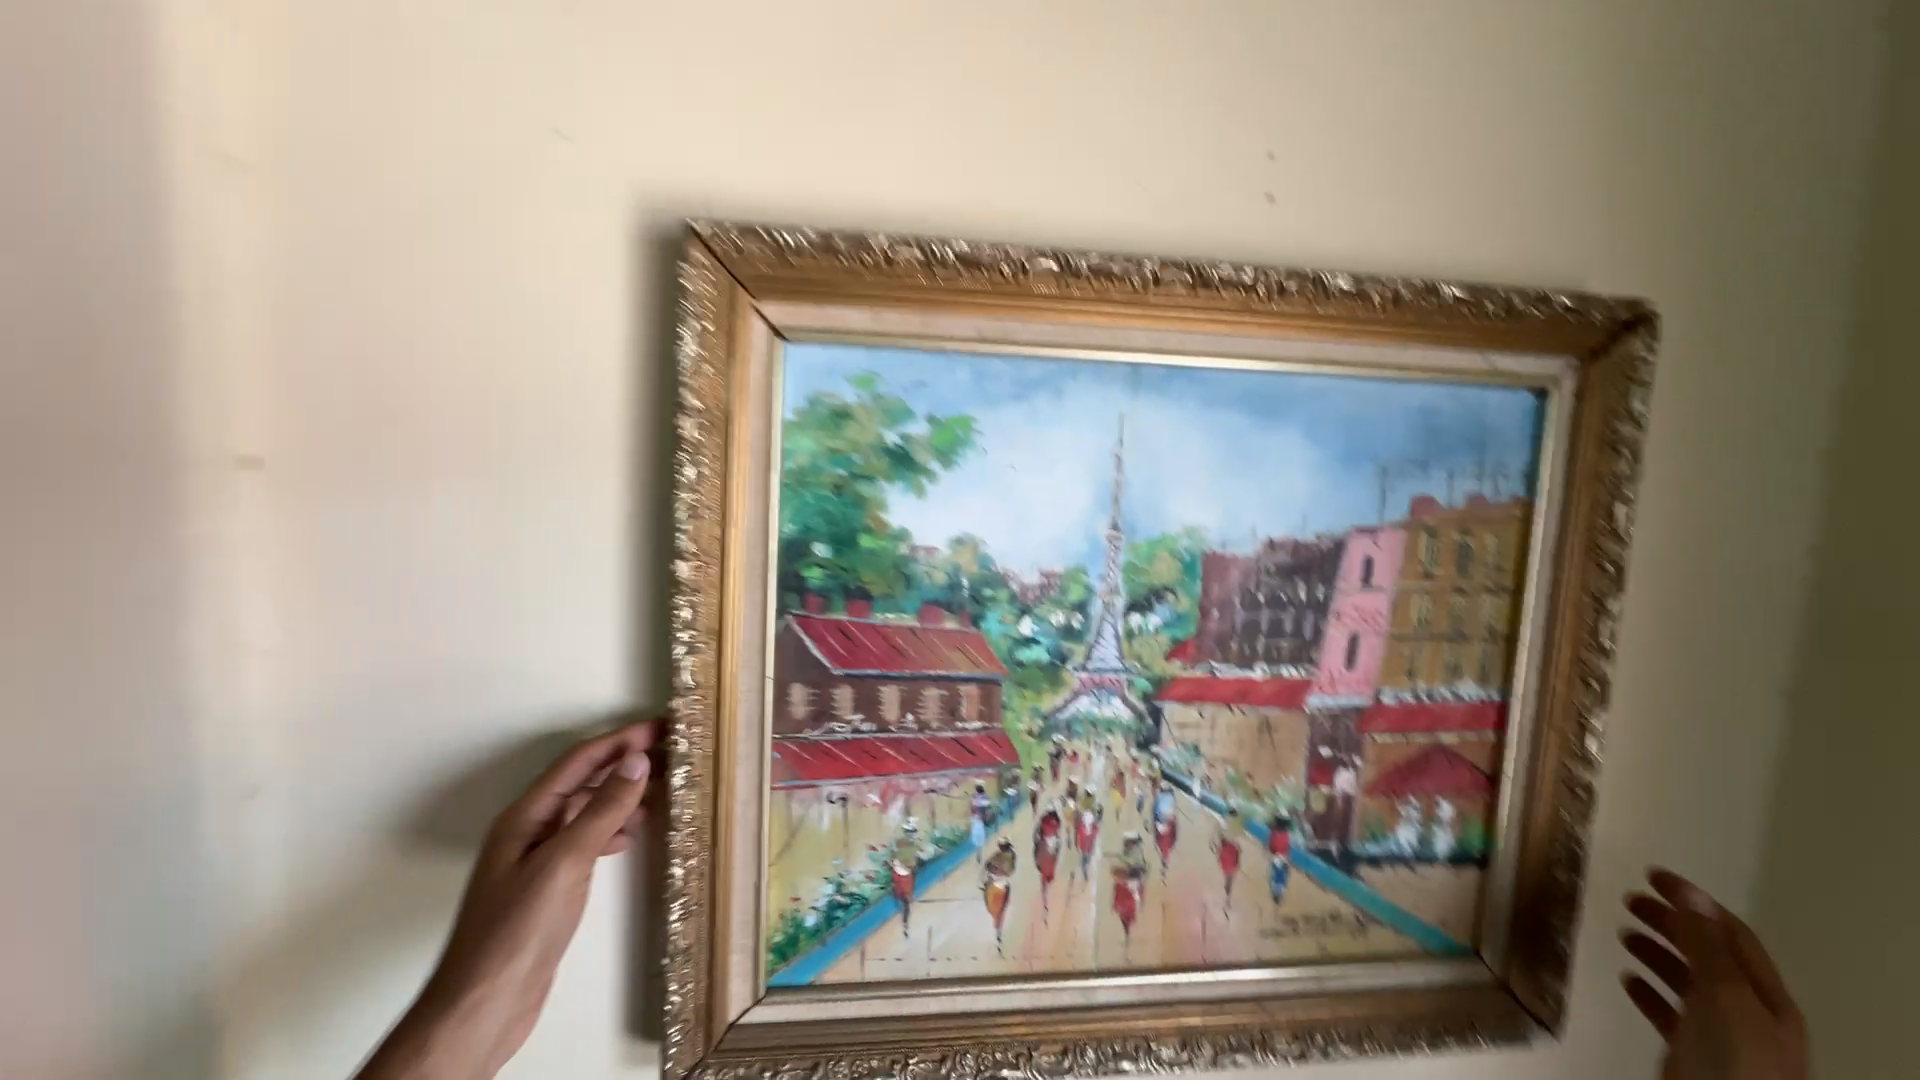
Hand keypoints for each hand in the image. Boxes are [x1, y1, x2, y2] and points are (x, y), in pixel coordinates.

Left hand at [357, 719, 662, 1079]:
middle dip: (624, 763)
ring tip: (661, 790)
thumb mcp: (565, 862)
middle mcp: (531, 829)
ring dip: (622, 795)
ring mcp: (538, 858)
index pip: (580, 761)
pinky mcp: (549, 885)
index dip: (621, 740)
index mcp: (527, 815)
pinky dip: (613, 829)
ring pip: (586, 810)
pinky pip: (586, 839)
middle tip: (671, 753)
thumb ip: (602, 810)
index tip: (662, 727)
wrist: (485, 1003)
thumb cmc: (519, 929)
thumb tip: (637, 760)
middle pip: (583, 781)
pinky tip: (630, 836)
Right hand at [1621, 868, 1807, 1079]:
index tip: (1651, 874)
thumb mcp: (1724, 997)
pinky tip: (1628, 978)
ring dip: (1656, 951)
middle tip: (1629, 898)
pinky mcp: (1693, 1052)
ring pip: (1687, 980)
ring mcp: (1721, 1033)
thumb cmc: (1734, 1058)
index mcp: (1764, 996)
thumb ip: (1706, 946)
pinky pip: (1669, 1011)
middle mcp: (1747, 1011)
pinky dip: (1647, 989)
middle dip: (1671, 922)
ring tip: (1623, 932)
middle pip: (1708, 954)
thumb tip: (1689, 892)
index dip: (1694, 902)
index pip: (1731, 934)